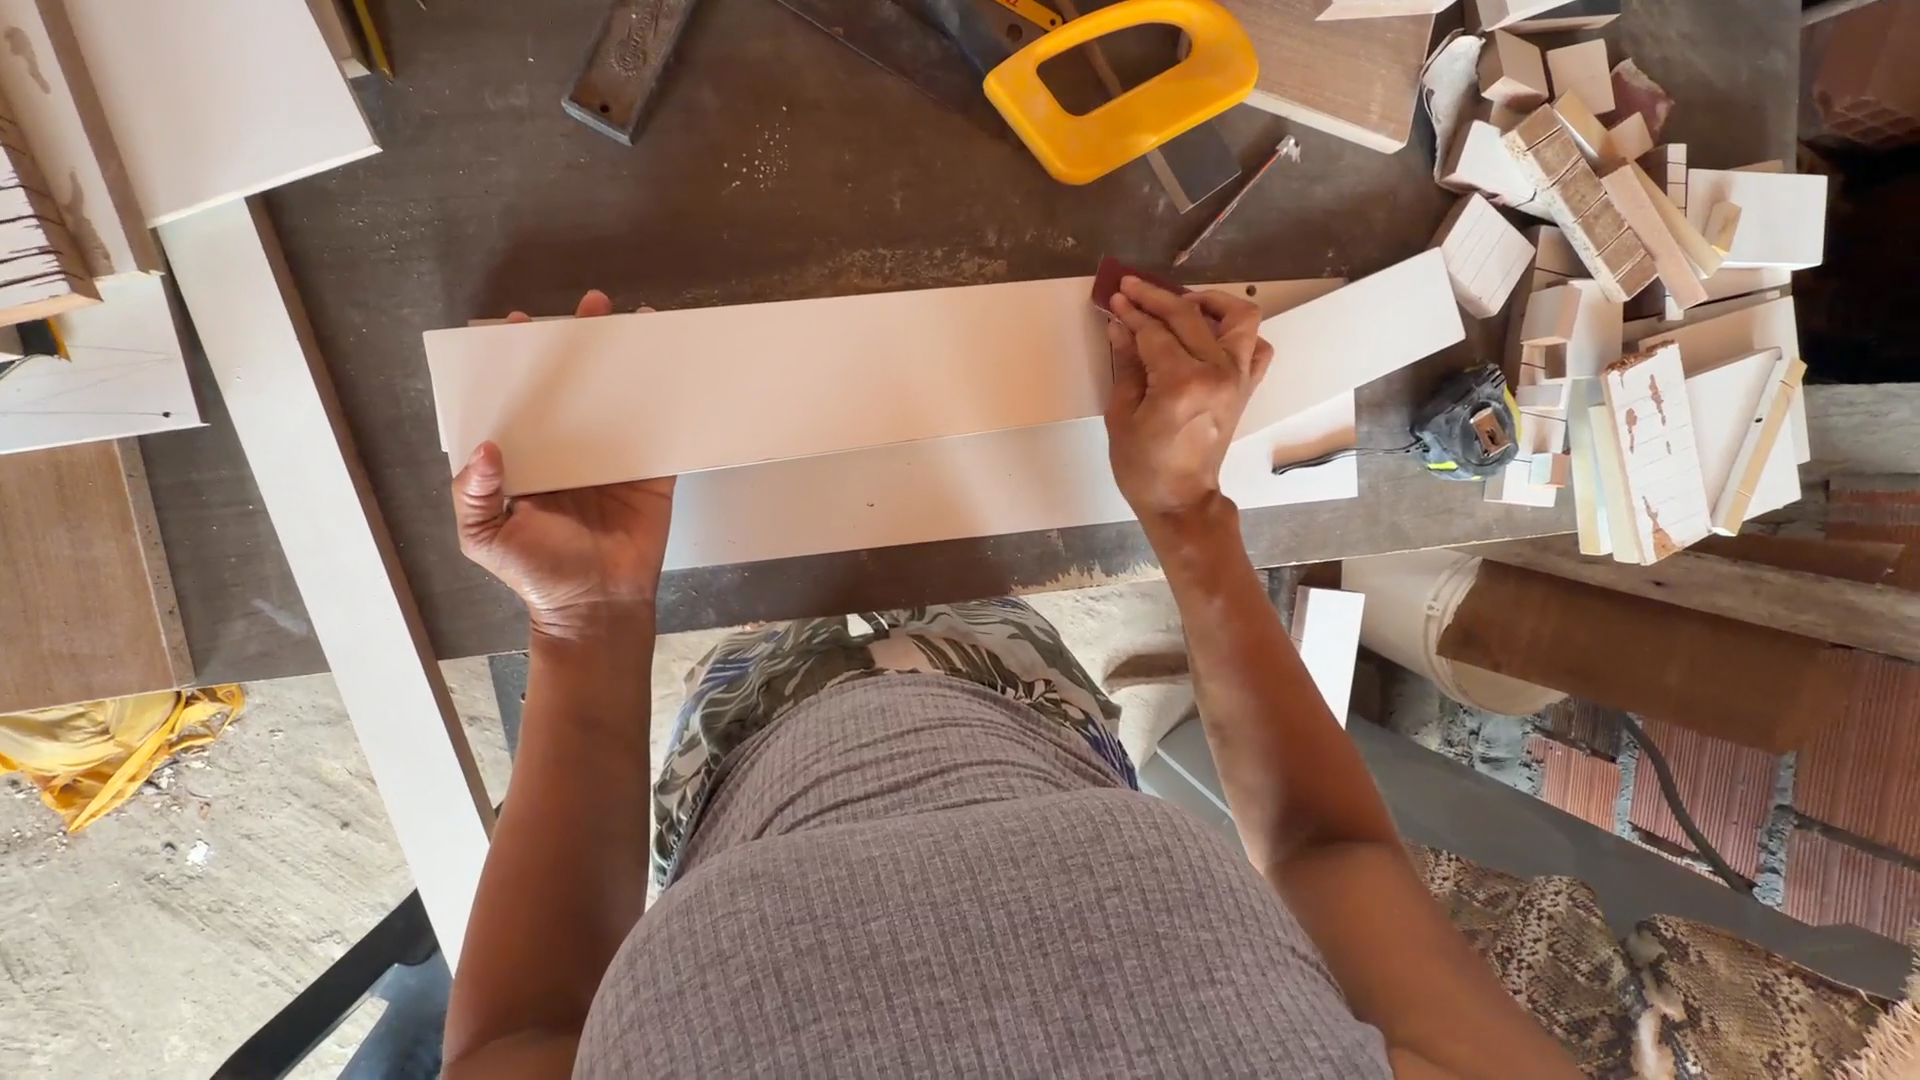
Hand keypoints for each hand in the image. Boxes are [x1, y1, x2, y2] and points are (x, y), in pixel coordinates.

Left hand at [452, 290, 675, 641]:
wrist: (598, 604)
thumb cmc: (537, 571)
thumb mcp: (485, 538)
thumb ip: (474, 494)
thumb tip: (486, 446)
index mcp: (527, 457)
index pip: (520, 398)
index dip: (517, 360)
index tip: (518, 325)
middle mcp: (569, 448)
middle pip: (574, 386)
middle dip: (580, 345)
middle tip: (591, 308)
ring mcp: (612, 458)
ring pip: (618, 400)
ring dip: (626, 363)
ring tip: (635, 324)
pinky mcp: (650, 474)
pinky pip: (659, 433)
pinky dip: (669, 404)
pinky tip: (674, 373)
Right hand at [1103, 276, 1272, 527]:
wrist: (1181, 500)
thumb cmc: (1143, 467)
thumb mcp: (1121, 416)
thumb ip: (1126, 364)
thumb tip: (1120, 326)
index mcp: (1181, 383)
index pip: (1154, 332)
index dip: (1132, 313)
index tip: (1115, 298)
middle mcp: (1217, 372)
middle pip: (1188, 316)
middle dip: (1156, 298)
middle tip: (1133, 289)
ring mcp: (1238, 378)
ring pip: (1238, 317)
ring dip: (1210, 302)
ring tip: (1183, 303)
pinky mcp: (1246, 387)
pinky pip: (1256, 347)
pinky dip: (1238, 333)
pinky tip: (1211, 333)